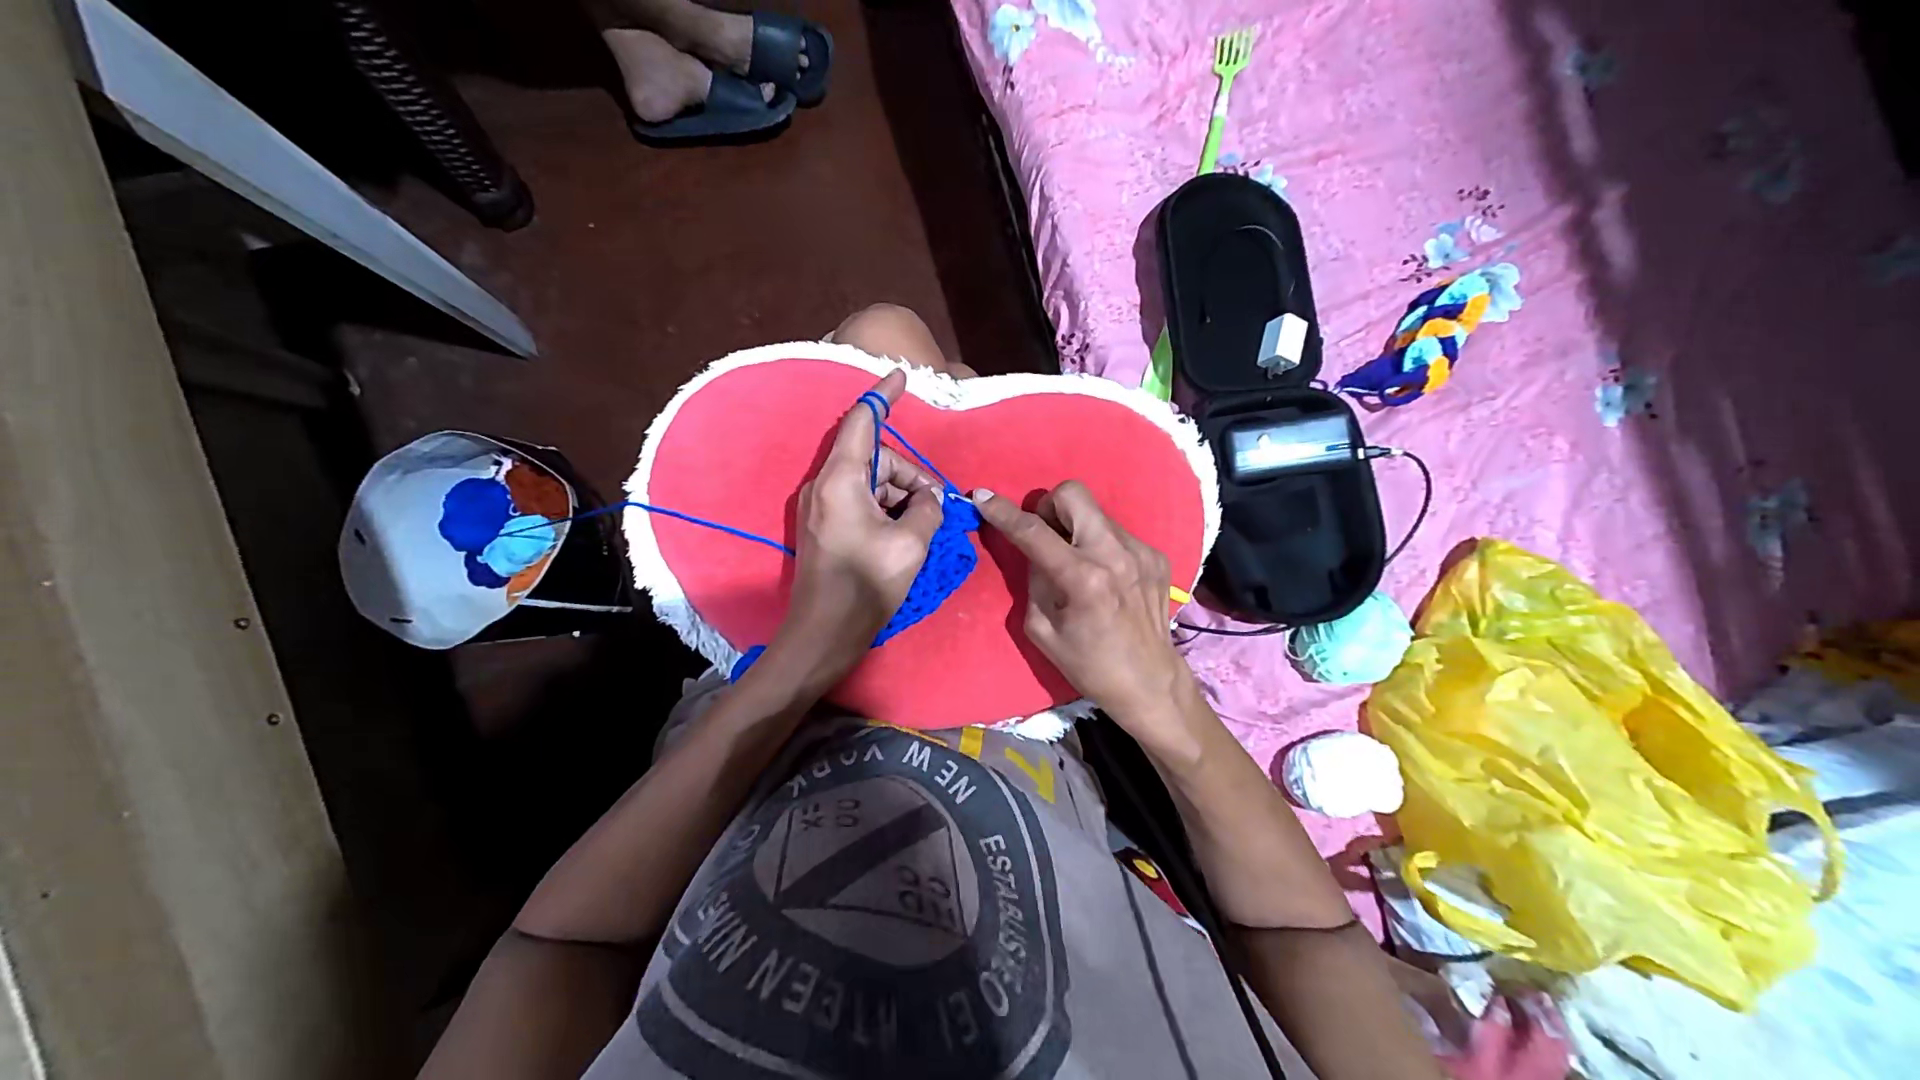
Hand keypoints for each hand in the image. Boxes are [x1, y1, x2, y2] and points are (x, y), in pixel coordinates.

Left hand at [767, 370, 943, 688]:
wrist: (823, 632)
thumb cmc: (866, 585)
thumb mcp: (911, 543)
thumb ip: (927, 508)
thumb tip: (930, 498)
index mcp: (841, 480)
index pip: (863, 421)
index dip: (883, 396)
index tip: (901, 375)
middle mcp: (825, 485)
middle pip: (875, 458)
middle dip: (909, 474)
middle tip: (937, 505)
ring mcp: (822, 507)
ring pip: (871, 481)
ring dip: (902, 495)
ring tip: (924, 527)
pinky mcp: (825, 526)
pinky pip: (861, 501)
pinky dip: (887, 508)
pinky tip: (907, 532)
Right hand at [971, 482, 1201, 748]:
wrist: (1149, 682)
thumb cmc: (1089, 664)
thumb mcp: (1041, 629)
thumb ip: (1033, 580)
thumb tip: (1032, 549)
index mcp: (1083, 579)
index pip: (1034, 532)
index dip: (1003, 512)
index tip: (983, 498)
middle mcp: (1115, 554)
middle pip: (1073, 494)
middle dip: (1049, 507)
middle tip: (1045, 536)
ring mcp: (1141, 551)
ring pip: (1095, 512)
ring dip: (1076, 528)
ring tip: (1077, 563)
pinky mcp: (1156, 556)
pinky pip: (1116, 532)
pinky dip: (1100, 545)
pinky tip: (1105, 577)